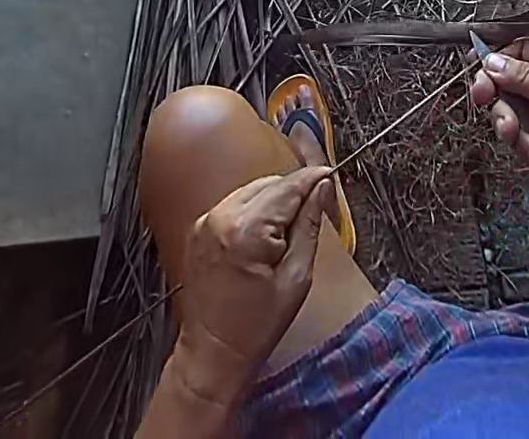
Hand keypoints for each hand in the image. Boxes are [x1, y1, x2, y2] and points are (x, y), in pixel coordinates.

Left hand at [171, 166, 332, 406]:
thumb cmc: (257, 326)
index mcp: (246, 230)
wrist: (212, 354)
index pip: (287, 187)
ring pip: (253, 190)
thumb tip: (322, 187)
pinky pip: (236, 203)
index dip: (311, 178)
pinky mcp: (199, 227)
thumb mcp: (297, 277)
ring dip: (274, 199)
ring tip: (288, 229)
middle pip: (269, 183)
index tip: (329, 175)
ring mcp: (206, 220)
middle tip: (314, 208)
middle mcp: (221, 216)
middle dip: (293, 191)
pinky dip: (255, 209)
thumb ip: (309, 224)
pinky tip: (265, 235)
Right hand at [470, 38, 528, 205]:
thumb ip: (521, 75)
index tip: (478, 68)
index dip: (496, 59)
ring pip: (508, 113)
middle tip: (486, 101)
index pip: (517, 50)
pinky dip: (525, 148)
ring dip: (513, 128)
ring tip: (525, 140)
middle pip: (505, 84)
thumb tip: (491, 60)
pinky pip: (518, 139)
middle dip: (499, 100)